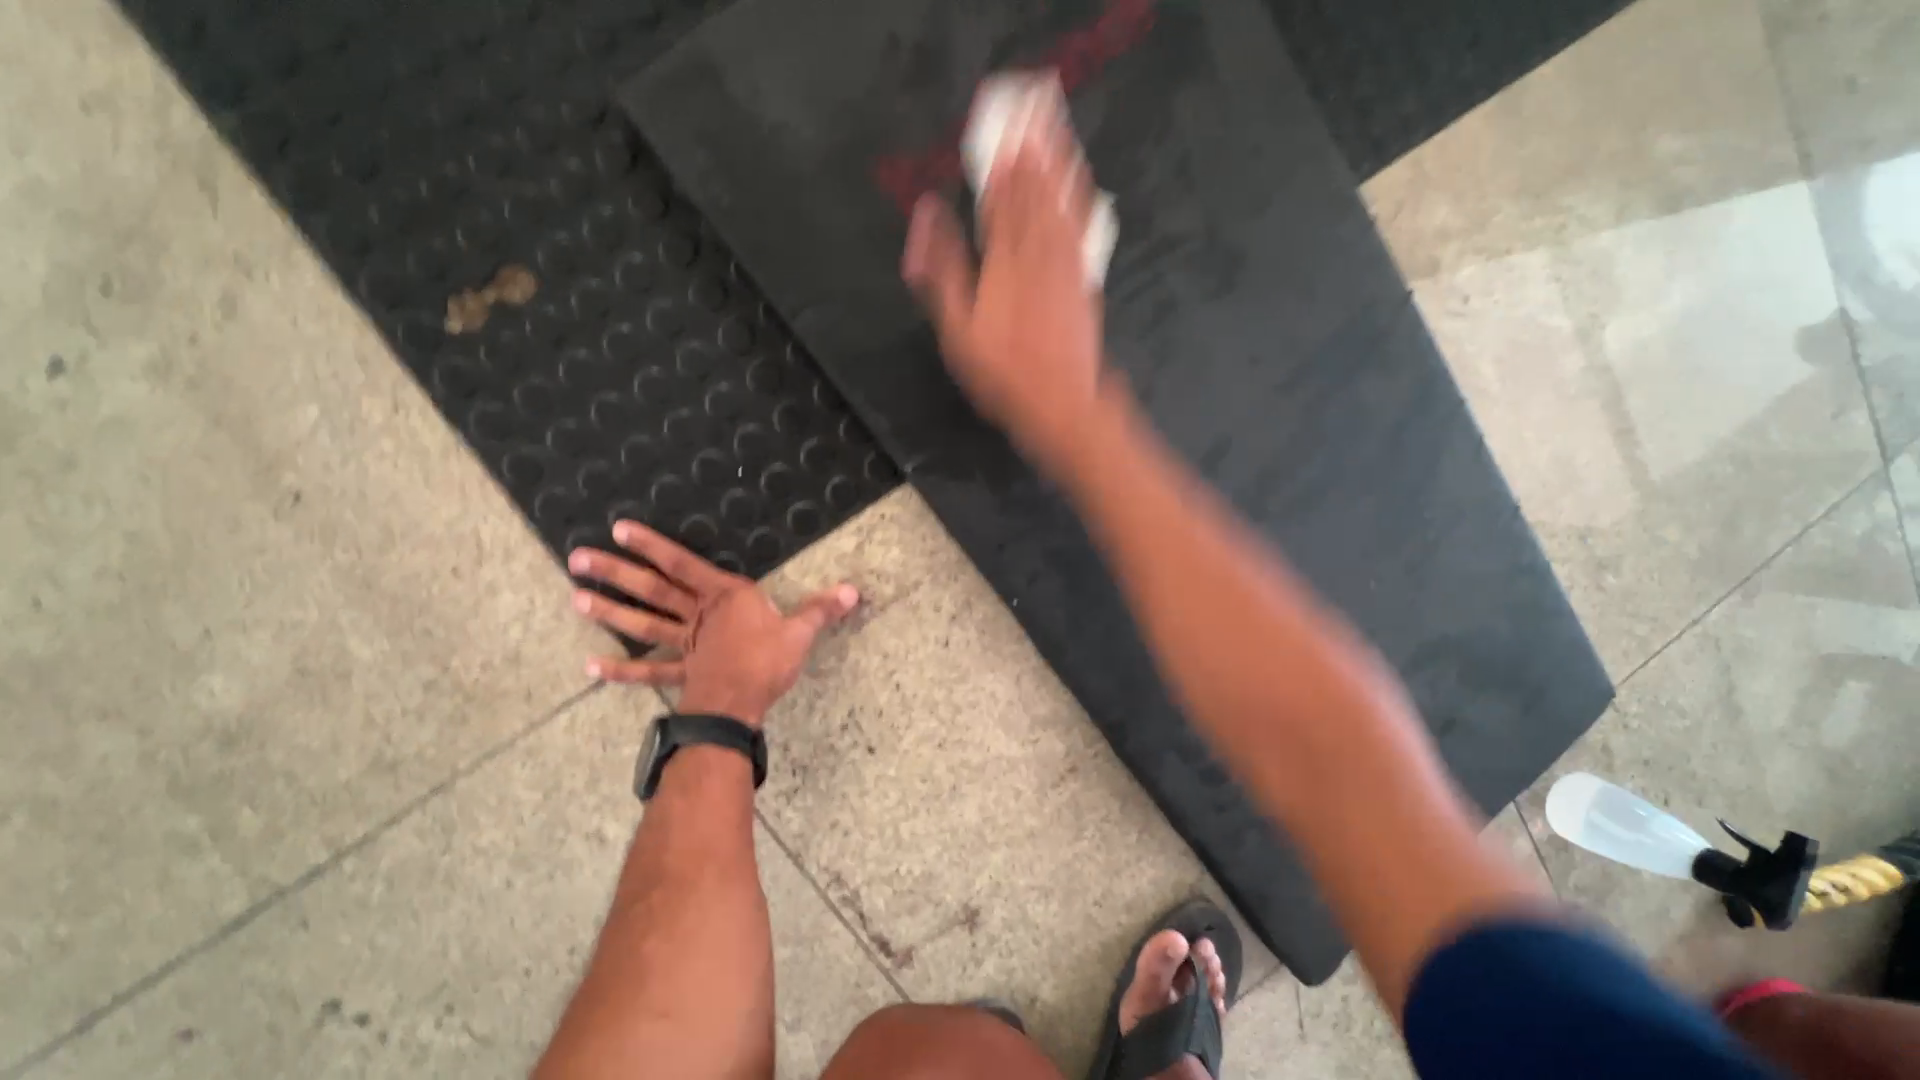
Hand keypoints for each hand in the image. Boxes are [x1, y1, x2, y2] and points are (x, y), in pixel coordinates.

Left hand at [567, 521, 859, 726]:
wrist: (742, 705)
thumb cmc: (767, 662)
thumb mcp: (800, 632)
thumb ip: (821, 609)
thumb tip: (853, 590)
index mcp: (725, 596)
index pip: (683, 563)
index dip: (652, 545)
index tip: (618, 528)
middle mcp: (698, 615)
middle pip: (652, 589)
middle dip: (615, 572)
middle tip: (577, 557)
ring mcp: (685, 645)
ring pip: (643, 622)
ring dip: (609, 610)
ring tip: (575, 597)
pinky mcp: (682, 674)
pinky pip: (648, 671)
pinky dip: (620, 669)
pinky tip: (591, 665)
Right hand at [901, 78, 1109, 474]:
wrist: (1063, 403)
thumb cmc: (1003, 374)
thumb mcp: (957, 329)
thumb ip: (941, 268)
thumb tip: (927, 215)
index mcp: (1003, 260)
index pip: (999, 198)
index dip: (997, 160)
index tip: (996, 124)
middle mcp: (1038, 252)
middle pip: (1033, 189)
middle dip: (1029, 148)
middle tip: (1031, 105)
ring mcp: (1066, 263)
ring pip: (1059, 200)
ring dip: (1055, 161)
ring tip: (1052, 126)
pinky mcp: (1083, 278)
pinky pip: (1081, 225)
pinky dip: (1078, 196)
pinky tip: (1079, 180)